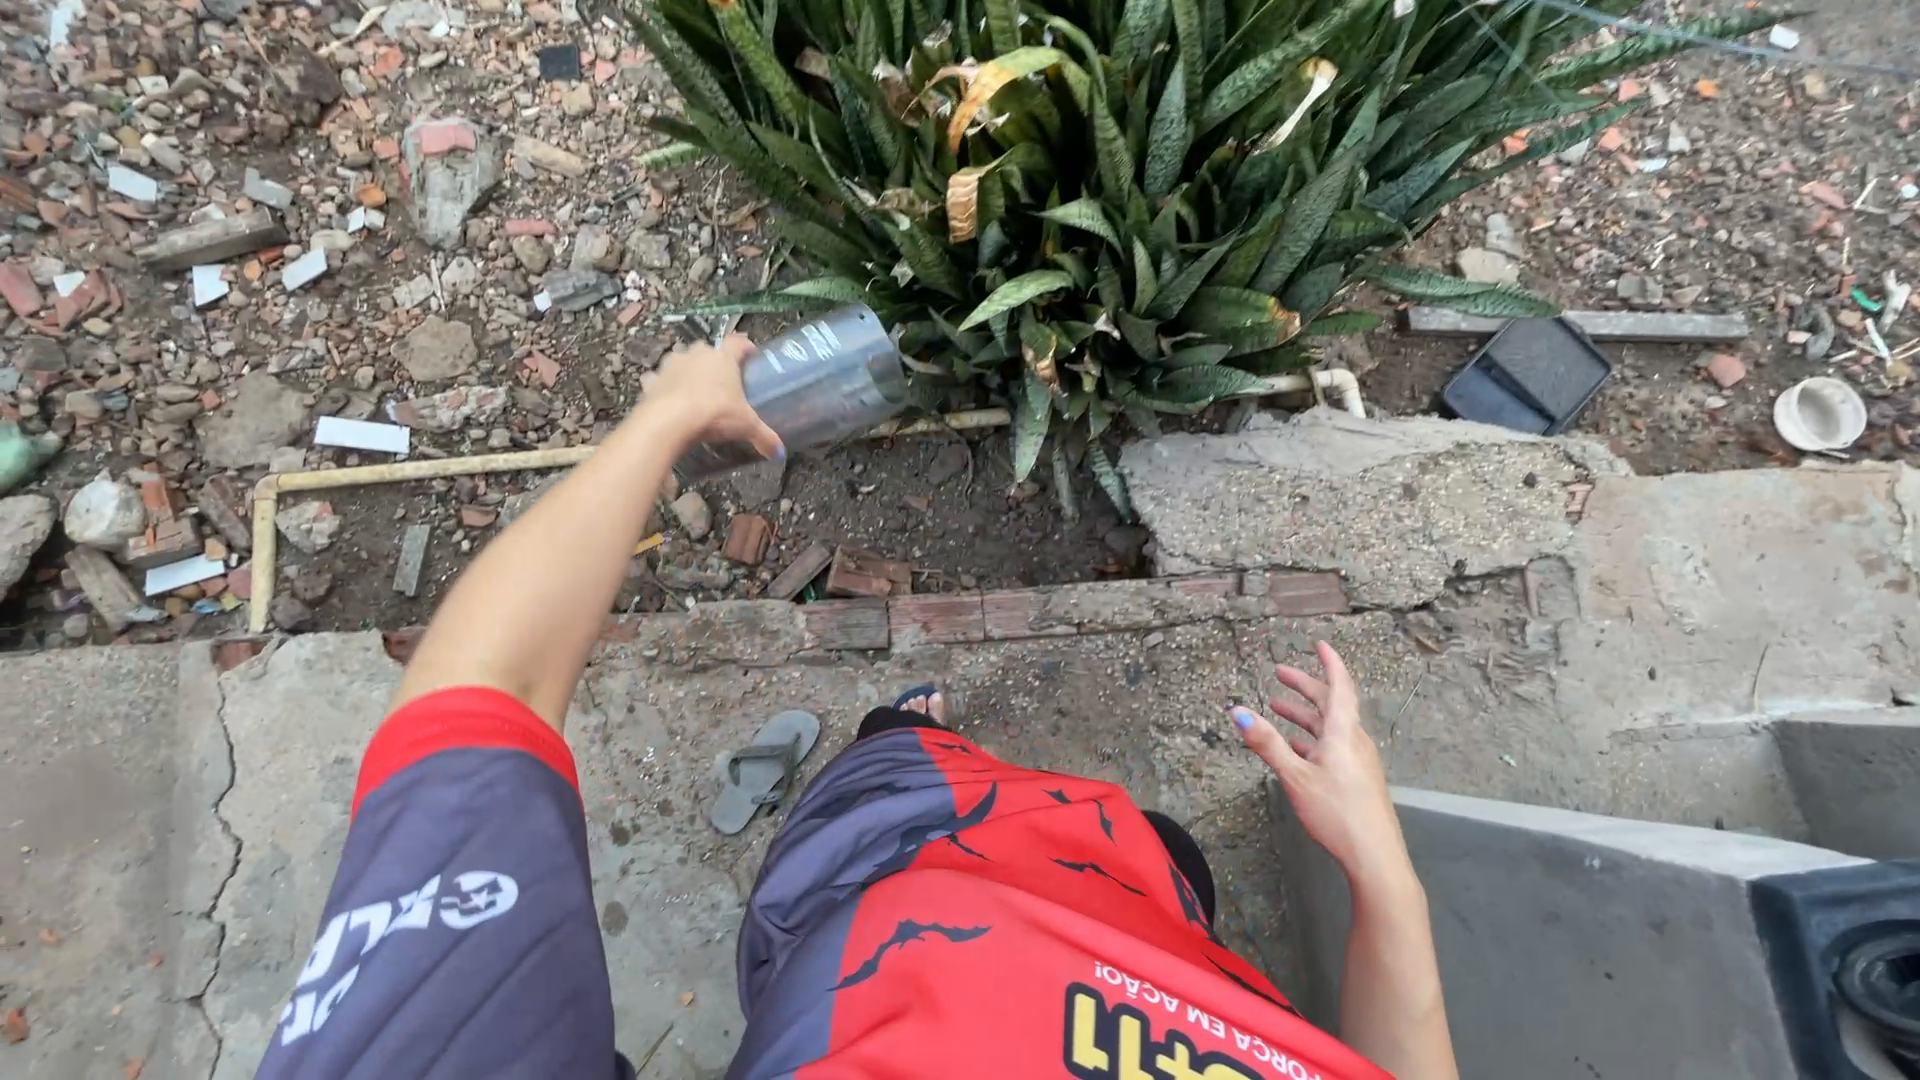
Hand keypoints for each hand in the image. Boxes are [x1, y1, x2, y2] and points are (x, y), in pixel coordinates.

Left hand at [643, 335, 783, 458]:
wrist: (670, 421)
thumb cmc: (715, 414)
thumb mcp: (746, 427)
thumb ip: (764, 437)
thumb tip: (780, 452)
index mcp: (723, 358)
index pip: (737, 343)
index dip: (745, 346)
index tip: (750, 353)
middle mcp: (697, 354)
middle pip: (707, 348)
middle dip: (713, 359)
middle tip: (721, 377)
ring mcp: (671, 364)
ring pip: (680, 359)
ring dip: (686, 368)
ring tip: (693, 386)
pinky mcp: (652, 379)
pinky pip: (656, 378)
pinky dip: (660, 384)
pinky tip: (665, 396)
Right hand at [1230, 641, 1413, 889]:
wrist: (1375, 857)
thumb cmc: (1337, 812)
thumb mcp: (1295, 776)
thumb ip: (1267, 743)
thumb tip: (1239, 712)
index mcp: (1344, 733)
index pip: (1339, 687)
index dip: (1330, 663)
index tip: (1319, 644)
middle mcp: (1354, 741)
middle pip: (1331, 704)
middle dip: (1305, 687)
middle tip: (1279, 674)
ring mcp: (1357, 761)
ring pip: (1330, 727)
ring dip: (1304, 714)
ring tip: (1278, 708)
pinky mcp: (1356, 779)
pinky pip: (1332, 746)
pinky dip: (1310, 738)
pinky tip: (1294, 748)